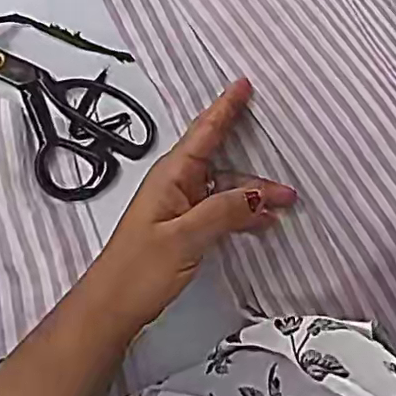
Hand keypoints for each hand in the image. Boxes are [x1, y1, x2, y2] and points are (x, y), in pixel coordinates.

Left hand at [84, 78, 295, 331]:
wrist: (111, 310)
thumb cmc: (135, 272)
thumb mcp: (185, 237)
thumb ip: (224, 211)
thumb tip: (258, 194)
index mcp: (171, 175)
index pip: (204, 132)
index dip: (225, 107)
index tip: (242, 85)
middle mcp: (176, 184)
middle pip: (222, 160)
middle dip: (254, 157)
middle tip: (282, 153)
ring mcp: (181, 205)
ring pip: (226, 188)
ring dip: (254, 194)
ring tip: (285, 202)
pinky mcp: (185, 226)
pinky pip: (221, 208)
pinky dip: (243, 213)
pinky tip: (262, 222)